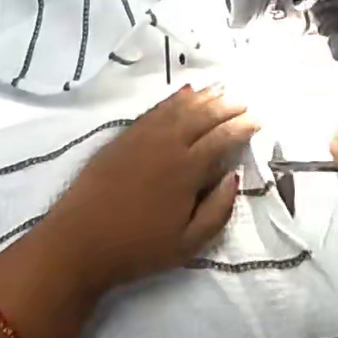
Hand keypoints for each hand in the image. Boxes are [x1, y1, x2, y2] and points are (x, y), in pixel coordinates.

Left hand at [28, 84, 257, 297]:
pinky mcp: (126, 134)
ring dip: (201, 97)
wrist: (81, 238)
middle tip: (242, 102)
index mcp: (186, 168)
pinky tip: (183, 93)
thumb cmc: (138, 247)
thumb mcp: (187, 244)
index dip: (240, 128)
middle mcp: (167, 142)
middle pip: (201, 116)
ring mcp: (144, 134)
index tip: (255, 120)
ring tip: (219, 90)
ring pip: (179, 107)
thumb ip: (217, 210)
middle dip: (224, 107)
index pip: (220, 139)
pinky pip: (156, 108)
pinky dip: (173, 99)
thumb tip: (233, 177)